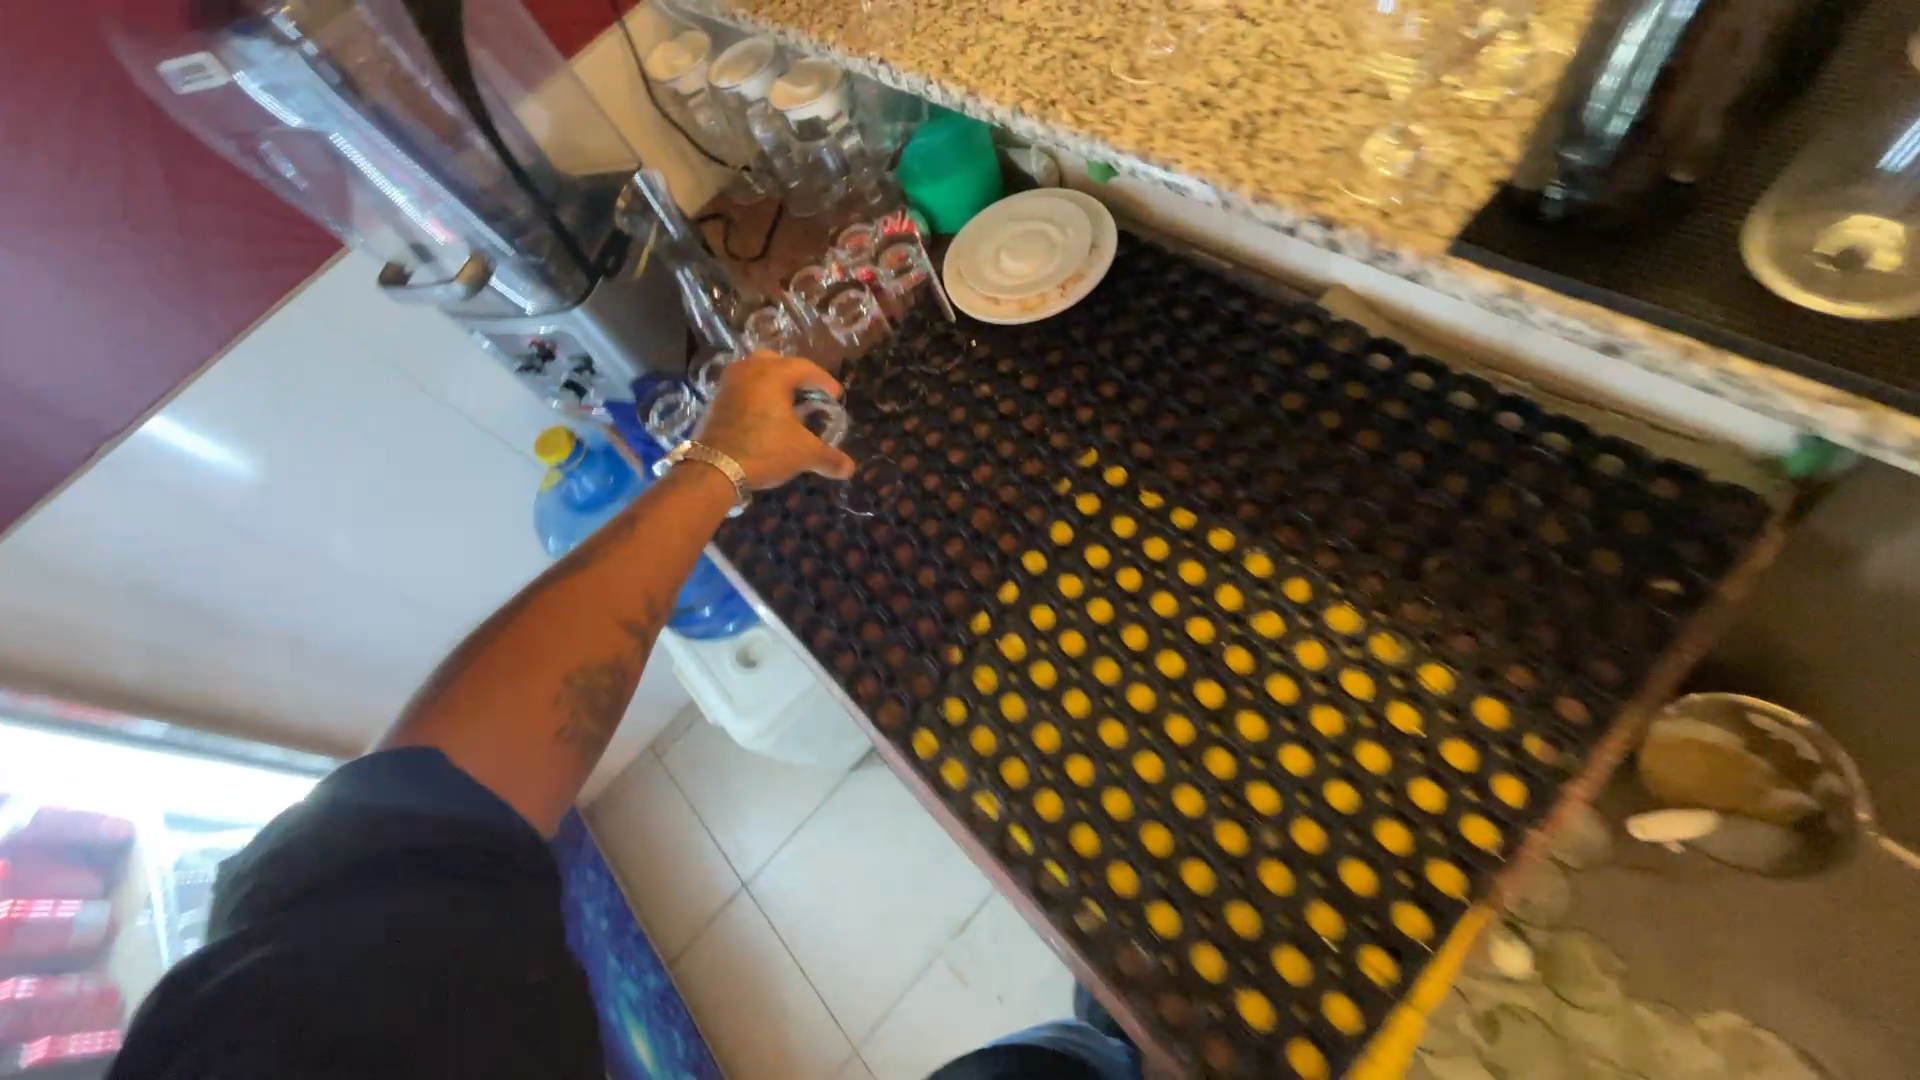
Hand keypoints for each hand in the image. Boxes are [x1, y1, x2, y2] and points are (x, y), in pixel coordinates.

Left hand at [694, 351, 856, 487]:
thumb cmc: (764, 450)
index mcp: (773, 374)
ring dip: (771, 384)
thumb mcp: (803, 454)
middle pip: (776, 362)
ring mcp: (728, 384)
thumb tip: (850, 468)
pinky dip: (755, 397)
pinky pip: (741, 389)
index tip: (835, 397)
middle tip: (807, 394)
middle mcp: (749, 370)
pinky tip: (762, 417)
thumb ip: (828, 458)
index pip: (806, 368)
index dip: (824, 382)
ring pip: (754, 373)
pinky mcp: (715, 401)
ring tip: (785, 405)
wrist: (714, 469)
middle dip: (794, 376)